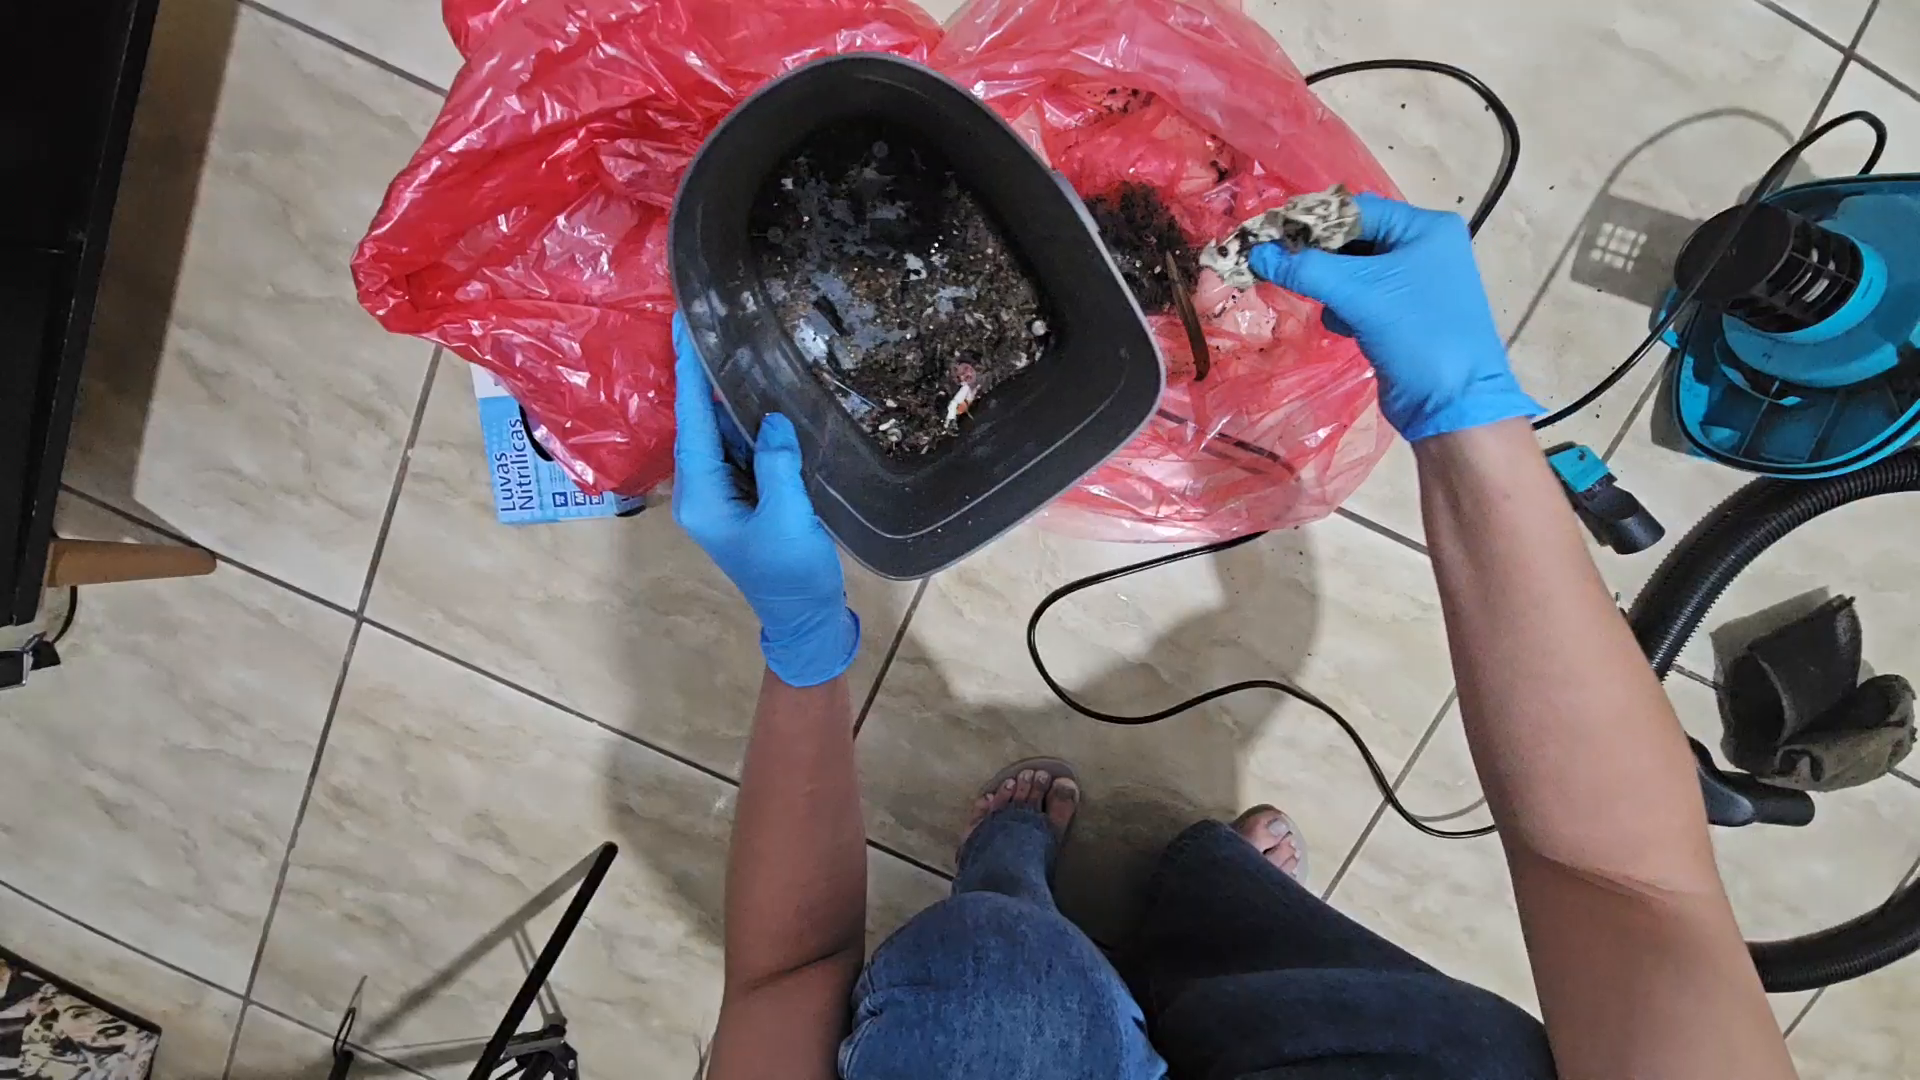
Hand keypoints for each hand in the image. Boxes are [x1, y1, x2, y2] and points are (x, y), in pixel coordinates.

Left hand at [672, 314, 858, 686]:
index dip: (690, 376)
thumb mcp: (787, 518)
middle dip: (712, 381)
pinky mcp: (749, 499)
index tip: (683, 327)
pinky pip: (746, 454)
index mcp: (702, 497)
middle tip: (722, 329)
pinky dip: (756, 429)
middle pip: (704, 427)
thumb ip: (776, 464)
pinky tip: (770, 402)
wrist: (806, 616)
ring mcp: (726, 496)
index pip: (692, 425)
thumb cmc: (792, 574)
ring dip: (737, 403)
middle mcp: (705, 492)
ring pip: (726, 438)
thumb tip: (773, 419)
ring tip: (748, 355)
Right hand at [1249, 193, 1539, 440]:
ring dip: (1330, 289)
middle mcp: (1421, 248)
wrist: (1450, 400)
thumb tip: (1257, 253)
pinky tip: (1344, 329)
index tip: (1271, 240)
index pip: (1357, 210)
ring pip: (1351, 272)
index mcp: (1425, 228)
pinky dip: (1343, 310)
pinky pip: (1358, 299)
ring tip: (1329, 308)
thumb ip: (1306, 270)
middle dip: (1319, 261)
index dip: (1313, 223)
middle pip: (1353, 240)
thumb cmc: (1416, 333)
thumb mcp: (1359, 294)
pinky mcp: (1398, 314)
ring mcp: (1412, 283)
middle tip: (1284, 273)